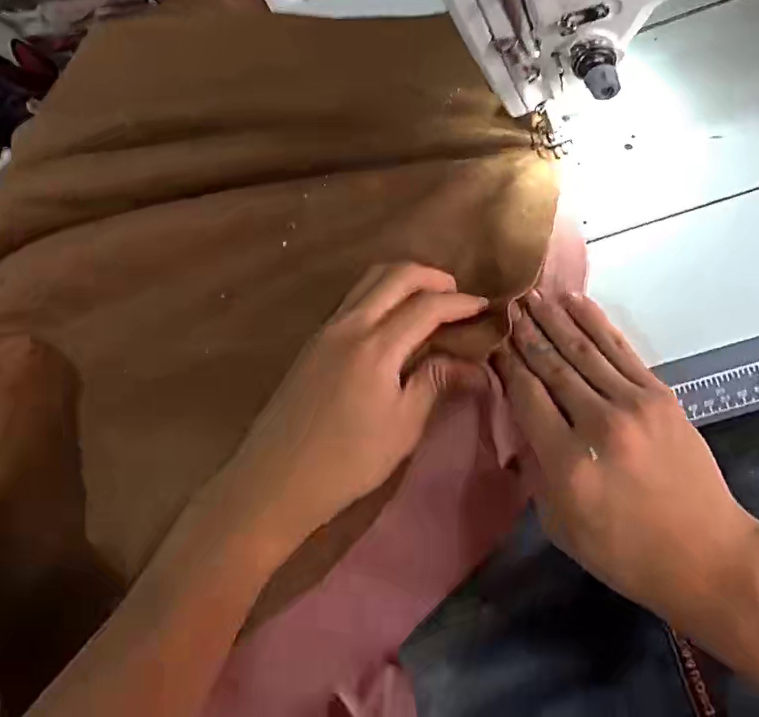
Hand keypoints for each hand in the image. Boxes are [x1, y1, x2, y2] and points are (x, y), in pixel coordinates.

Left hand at [224, 263, 492, 543]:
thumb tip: (474, 365)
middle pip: (396, 276)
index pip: (427, 306)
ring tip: (430, 299)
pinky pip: (355, 297)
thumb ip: (436, 382)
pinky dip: (382, 292)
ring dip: (405, 279)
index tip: (486, 308)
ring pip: (370, 280)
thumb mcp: (403, 426)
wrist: (272, 482)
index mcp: (375, 346)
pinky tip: (395, 318)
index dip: (461, 303)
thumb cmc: (346, 461)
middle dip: (433, 277)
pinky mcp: (314, 340)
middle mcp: (350, 325)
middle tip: (458, 295)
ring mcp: (327, 329)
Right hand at [495, 293, 758, 621]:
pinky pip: (620, 349)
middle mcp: (599, 424)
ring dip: (556, 318)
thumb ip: (535, 470)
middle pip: (554, 366)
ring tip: (533, 295)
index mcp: (569, 463)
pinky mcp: (660, 394)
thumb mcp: (562, 526)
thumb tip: (521, 420)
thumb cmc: (625, 551)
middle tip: (508, 305)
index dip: (507, 364)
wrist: (704, 552)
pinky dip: (596, 323)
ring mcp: (634, 404)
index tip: (492, 340)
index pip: (527, 396)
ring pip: (585, 350)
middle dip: (527, 333)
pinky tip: (576, 303)